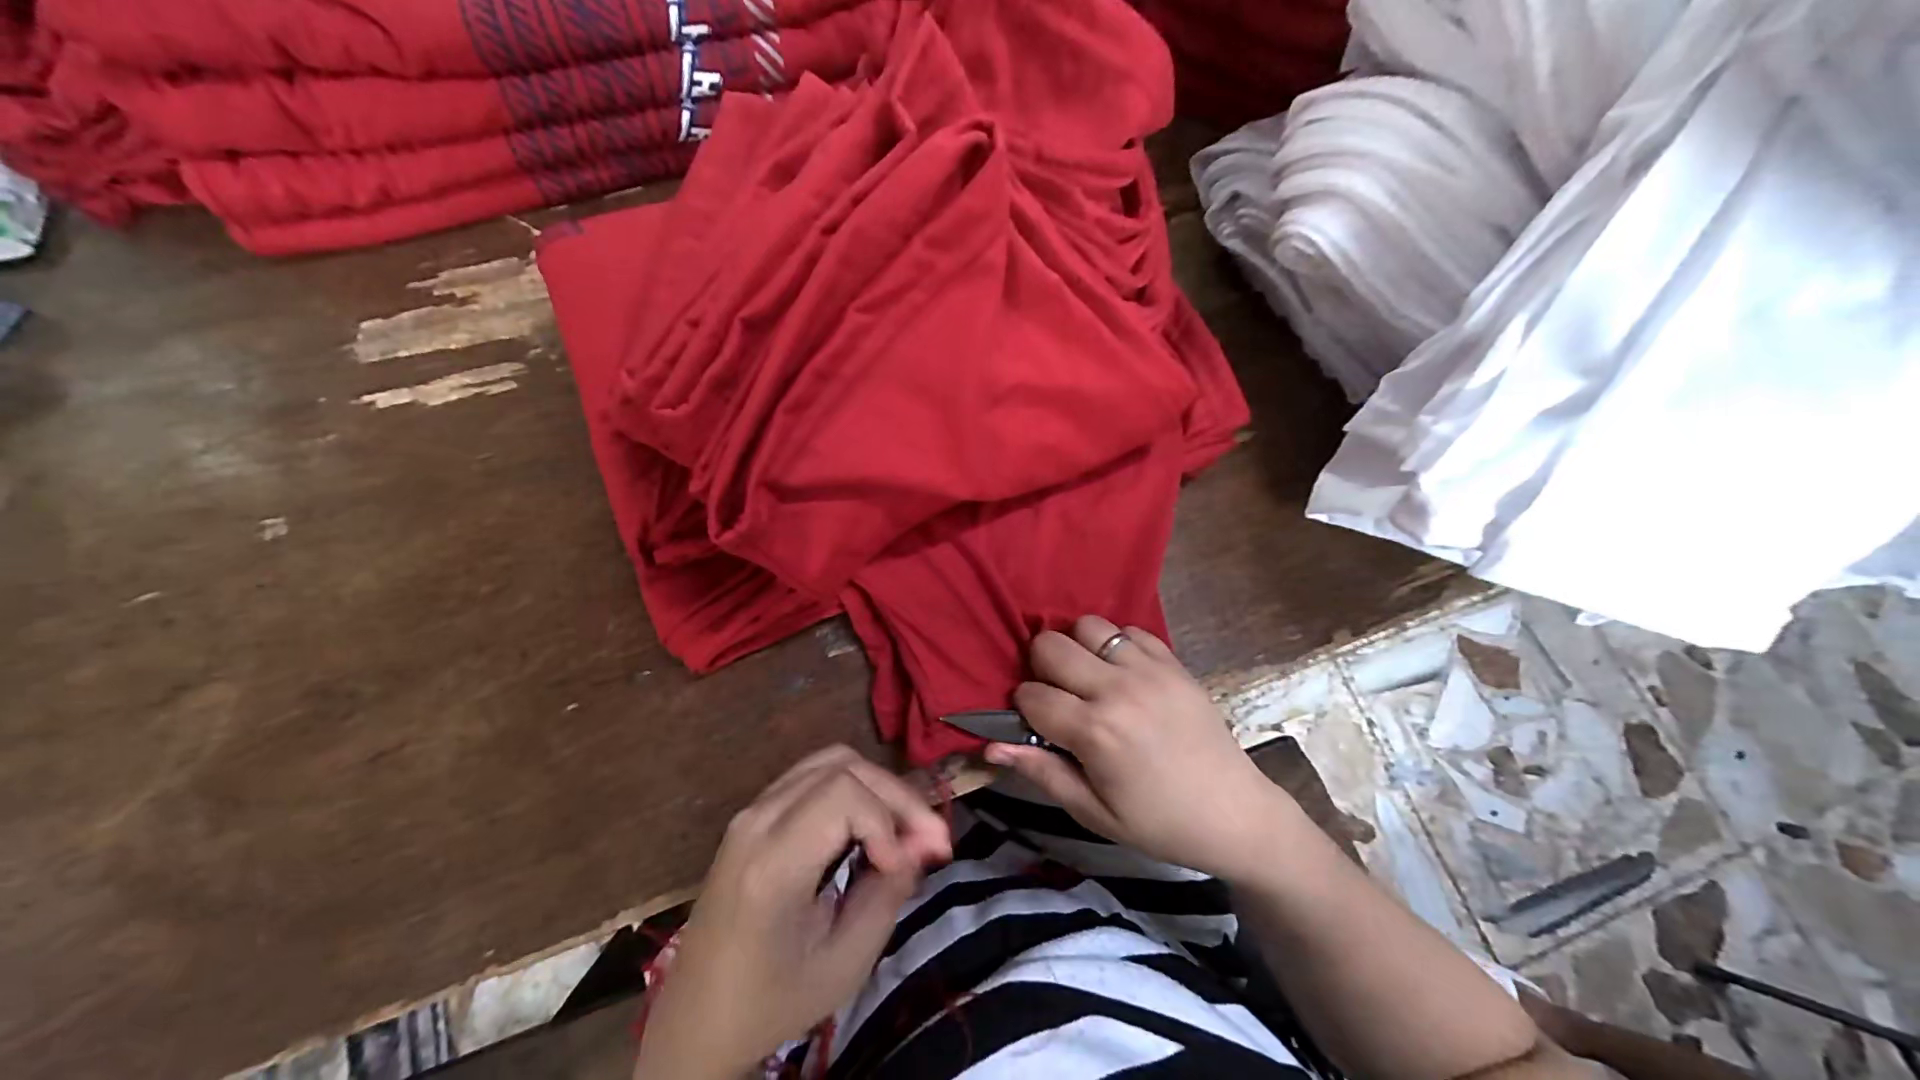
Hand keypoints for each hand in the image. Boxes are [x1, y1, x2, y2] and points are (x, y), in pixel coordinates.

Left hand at [634, 746, 951, 1079]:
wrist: (697, 1018)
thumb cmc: (773, 1001)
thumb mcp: (845, 962)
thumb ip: (888, 893)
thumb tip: (926, 842)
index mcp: (773, 862)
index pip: (846, 793)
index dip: (889, 819)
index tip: (905, 869)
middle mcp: (757, 821)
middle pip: (843, 767)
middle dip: (896, 797)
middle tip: (930, 841)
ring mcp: (751, 812)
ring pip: (830, 762)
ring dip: (875, 789)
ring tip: (903, 832)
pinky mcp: (753, 815)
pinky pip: (812, 776)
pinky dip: (851, 790)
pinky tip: (867, 827)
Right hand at [988, 615, 1294, 883]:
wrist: (1235, 813)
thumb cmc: (1159, 822)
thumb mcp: (1093, 812)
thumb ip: (1042, 772)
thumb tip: (990, 745)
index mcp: (1096, 732)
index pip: (1031, 695)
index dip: (1024, 709)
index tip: (1037, 724)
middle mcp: (1119, 689)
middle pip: (1051, 645)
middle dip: (1041, 668)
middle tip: (1058, 696)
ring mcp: (1150, 670)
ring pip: (1088, 626)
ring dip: (1077, 648)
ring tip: (1088, 678)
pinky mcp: (1174, 663)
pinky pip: (1129, 630)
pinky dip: (1116, 645)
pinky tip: (1122, 674)